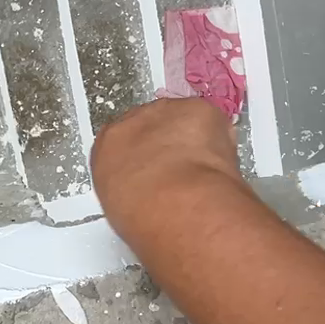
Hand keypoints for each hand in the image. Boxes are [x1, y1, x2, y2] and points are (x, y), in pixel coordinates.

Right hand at [91, 98, 246, 248]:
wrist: (175, 204)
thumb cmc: (146, 214)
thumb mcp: (120, 206)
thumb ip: (128, 186)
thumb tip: (141, 194)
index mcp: (107, 145)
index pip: (124, 140)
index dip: (142, 154)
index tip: (153, 169)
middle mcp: (132, 122)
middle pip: (153, 125)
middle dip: (168, 143)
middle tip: (182, 170)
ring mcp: (165, 113)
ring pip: (183, 120)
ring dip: (192, 139)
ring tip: (202, 169)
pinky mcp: (196, 109)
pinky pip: (210, 120)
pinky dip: (217, 137)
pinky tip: (217, 160)